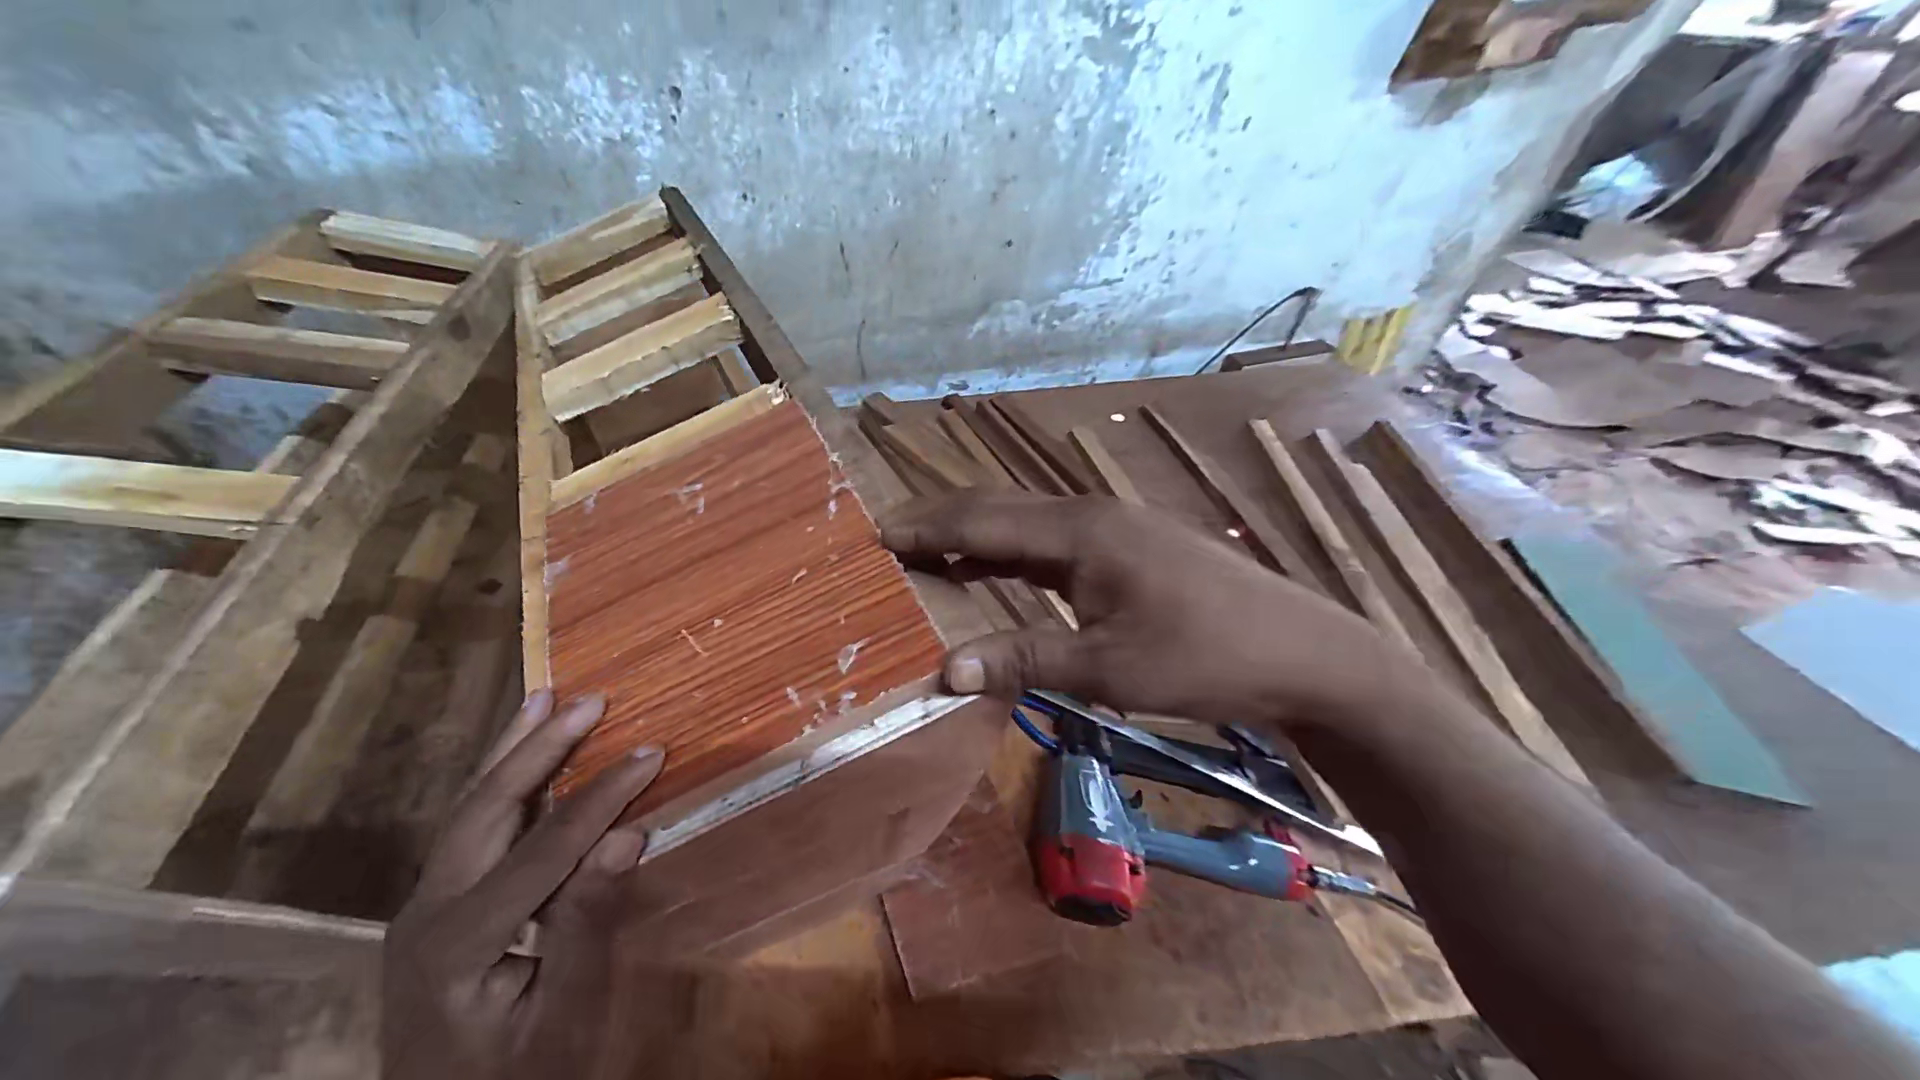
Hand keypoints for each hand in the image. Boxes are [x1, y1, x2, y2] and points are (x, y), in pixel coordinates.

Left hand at [383, 690, 663, 1079]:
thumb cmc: (517, 1075)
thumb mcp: (563, 1015)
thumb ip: (587, 924)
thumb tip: (628, 834)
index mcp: (460, 942)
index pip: (545, 848)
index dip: (603, 795)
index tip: (652, 751)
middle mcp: (428, 911)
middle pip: (486, 809)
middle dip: (541, 748)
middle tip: (591, 700)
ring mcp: (423, 905)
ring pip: (467, 808)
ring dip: (511, 749)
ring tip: (543, 697)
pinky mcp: (434, 905)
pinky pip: (468, 826)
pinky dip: (499, 779)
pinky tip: (520, 754)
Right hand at [882, 492, 1413, 727]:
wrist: (1306, 654)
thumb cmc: (1208, 658)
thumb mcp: (1110, 668)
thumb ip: (1026, 659)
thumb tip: (946, 667)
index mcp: (1081, 531)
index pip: (982, 520)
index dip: (924, 527)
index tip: (873, 533)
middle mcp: (1092, 514)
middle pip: (1000, 509)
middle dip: (940, 522)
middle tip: (888, 540)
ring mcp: (1116, 528)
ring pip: (1026, 524)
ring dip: (975, 537)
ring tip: (925, 555)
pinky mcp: (1132, 549)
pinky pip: (1053, 542)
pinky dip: (1012, 555)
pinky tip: (995, 573)